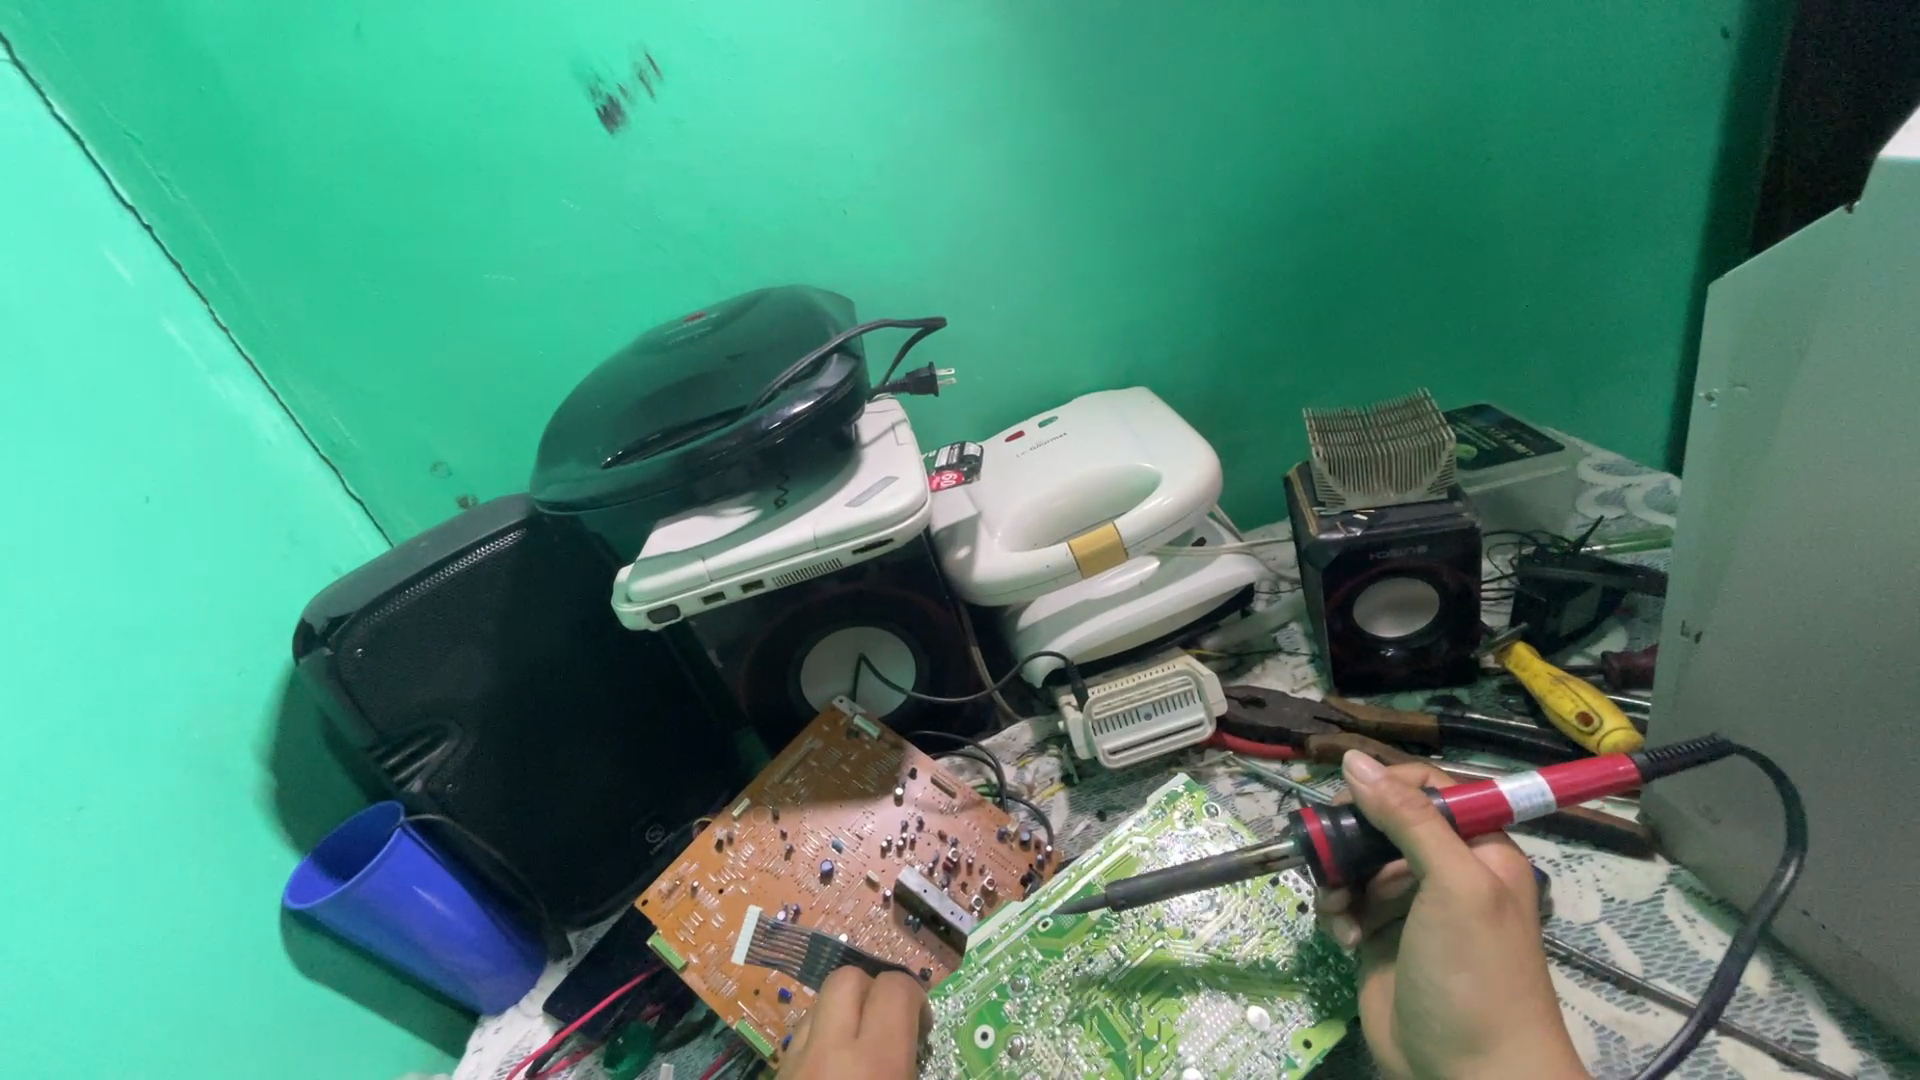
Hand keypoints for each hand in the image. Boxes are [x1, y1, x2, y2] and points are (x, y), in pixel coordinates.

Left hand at [776, 967, 930, 1079]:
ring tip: (859, 1046)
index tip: (921, 1025)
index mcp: (876, 1064)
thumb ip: (912, 1063)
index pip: (894, 988)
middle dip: (872, 989)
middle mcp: (830, 1054)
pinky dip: (818, 1039)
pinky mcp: (775, 1076)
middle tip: (889, 1026)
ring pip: (818, 1003)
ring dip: (842, 1012)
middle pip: (848, 978)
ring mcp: (794, 1066)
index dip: (913, 996)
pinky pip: (797, 1038)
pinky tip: (832, 1068)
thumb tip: (915, 1039)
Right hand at [1316, 751, 1585, 1079]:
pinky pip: (1341, 899)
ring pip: (1352, 858)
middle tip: (1329, 852)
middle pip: (1378, 820)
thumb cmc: (1475, 973)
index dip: (1387, 786)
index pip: (1427, 789)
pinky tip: (1342, 934)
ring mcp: (1406, 904)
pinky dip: (1334, 910)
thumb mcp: (1454, 885)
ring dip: (1335, 875)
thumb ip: (1408, 819)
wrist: (1469, 1078)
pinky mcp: (1376, 935)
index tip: (1353, 802)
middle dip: (1347, 835)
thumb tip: (1352, 759)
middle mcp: (1440, 870)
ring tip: (1338, 904)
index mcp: (1476, 850)